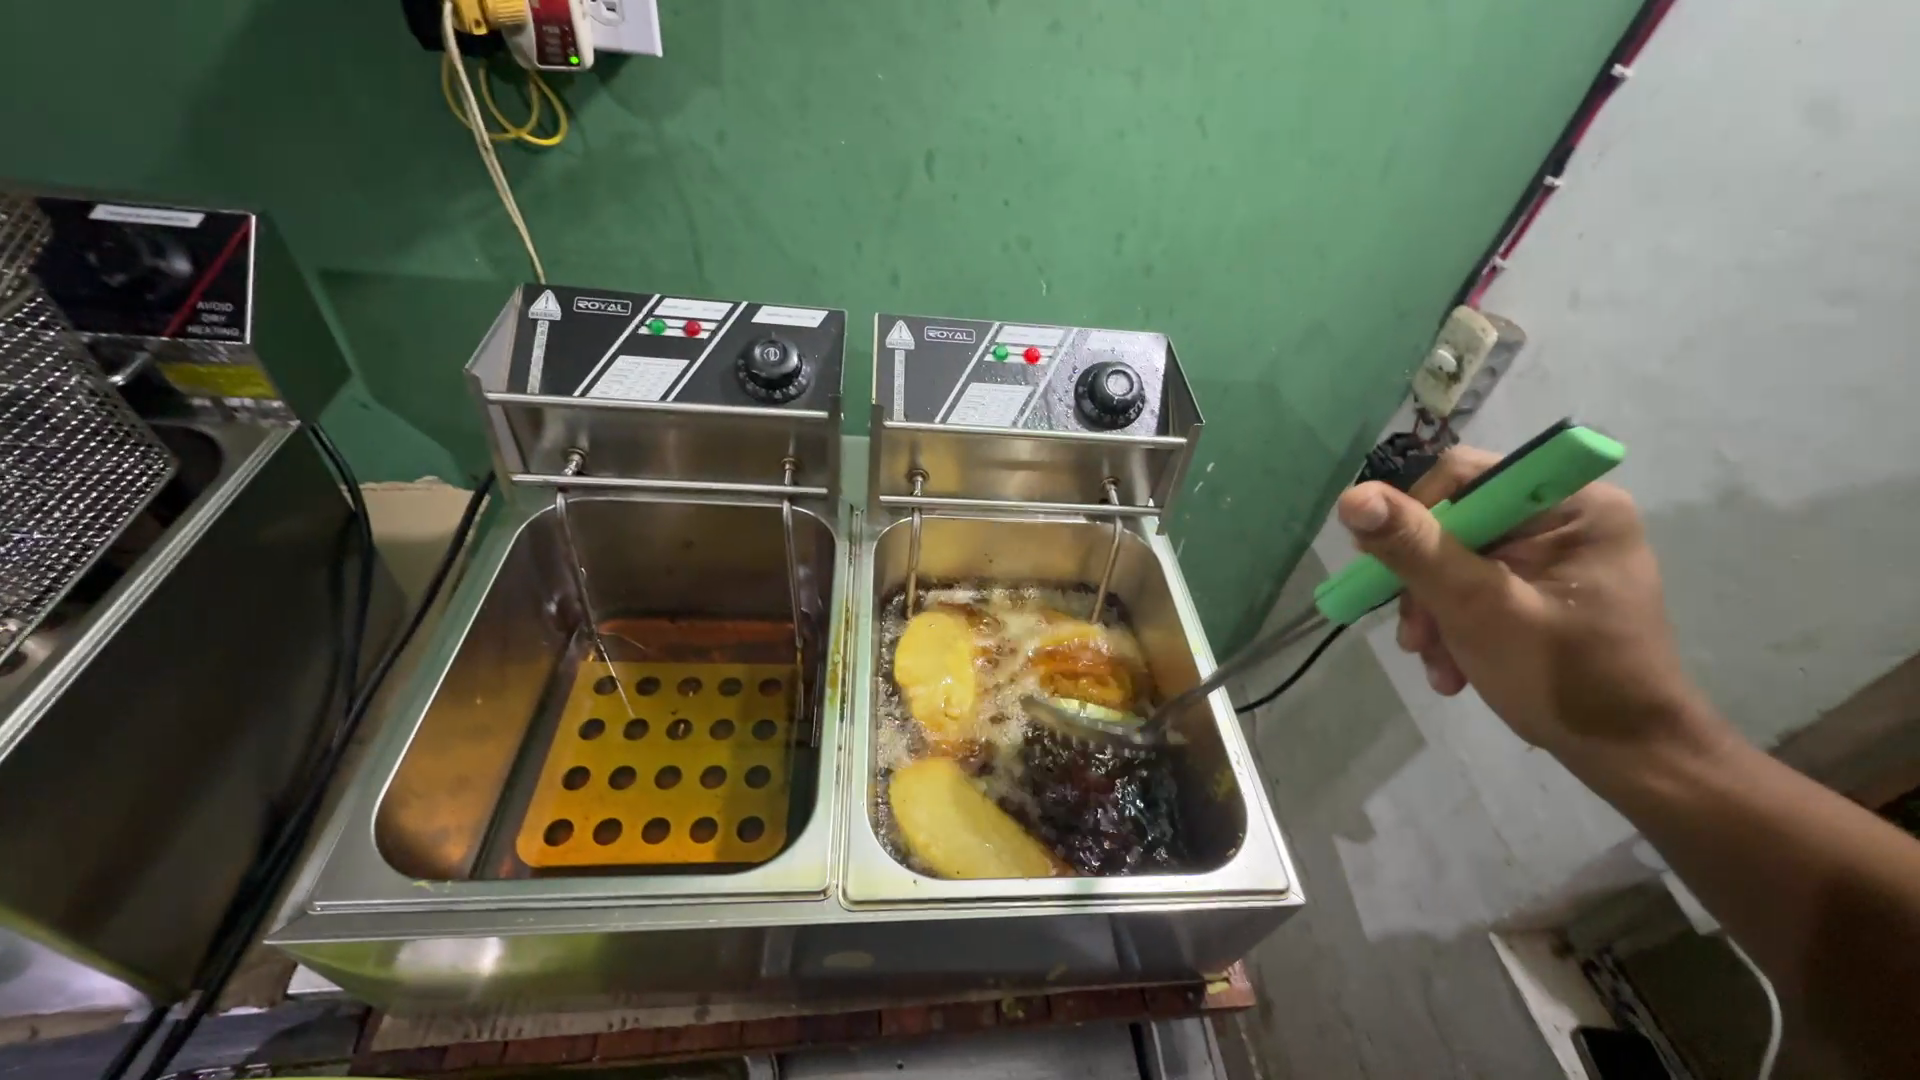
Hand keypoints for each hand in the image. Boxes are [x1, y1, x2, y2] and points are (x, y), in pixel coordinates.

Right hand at [1335, 447, 1718, 759]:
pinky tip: (1451, 666)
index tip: (1383, 569)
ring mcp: (1555, 556)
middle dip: (1423, 583)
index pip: (1462, 477)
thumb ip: (1415, 548)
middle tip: (1413, 636)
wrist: (1628, 756)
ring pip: (1455, 560)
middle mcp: (1566, 517)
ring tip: (1434, 661)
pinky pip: (1474, 586)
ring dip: (1431, 612)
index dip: (1412, 518)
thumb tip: (1351, 498)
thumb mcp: (1477, 608)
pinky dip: (1453, 624)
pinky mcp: (1543, 588)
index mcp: (1573, 504)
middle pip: (1454, 524)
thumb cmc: (1564, 677)